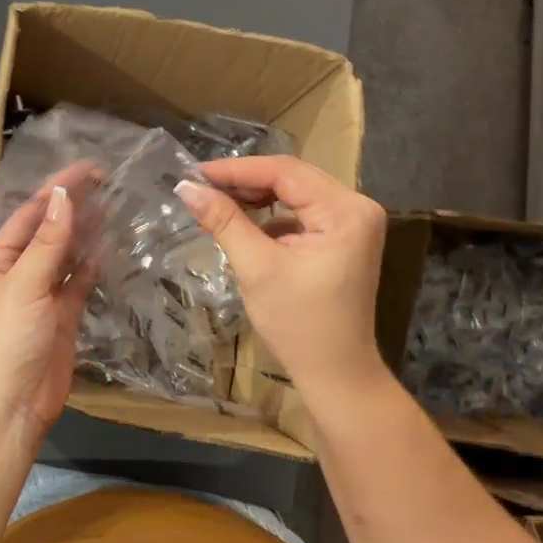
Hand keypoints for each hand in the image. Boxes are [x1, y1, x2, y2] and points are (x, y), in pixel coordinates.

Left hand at [0, 163, 97, 446]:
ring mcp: (42, 298)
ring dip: (85, 233)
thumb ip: (46, 242)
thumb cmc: (5, 342)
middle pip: (48, 232)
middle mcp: (18, 275)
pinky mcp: (63, 319)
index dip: (54, 190)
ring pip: (66, 256)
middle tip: (108, 180)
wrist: (8, 408)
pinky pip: (78, 284)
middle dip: (72, 206)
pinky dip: (92, 266)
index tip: (86, 168)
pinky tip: (110, 246)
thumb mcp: (23, 286)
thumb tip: (62, 195)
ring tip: (114, 204)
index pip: (27, 215)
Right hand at [174, 156, 388, 389]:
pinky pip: (300, 214)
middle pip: (292, 178)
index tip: (193, 174)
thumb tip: (186, 188)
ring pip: (294, 194)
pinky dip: (269, 217)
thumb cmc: (298, 324)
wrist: (335, 371)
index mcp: (345, 211)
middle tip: (199, 188)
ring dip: (255, 198)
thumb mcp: (257, 268)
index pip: (284, 172)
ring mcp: (352, 224)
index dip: (236, 170)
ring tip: (214, 205)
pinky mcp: (342, 239)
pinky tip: (241, 226)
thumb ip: (224, 222)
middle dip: (244, 182)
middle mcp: (356, 207)